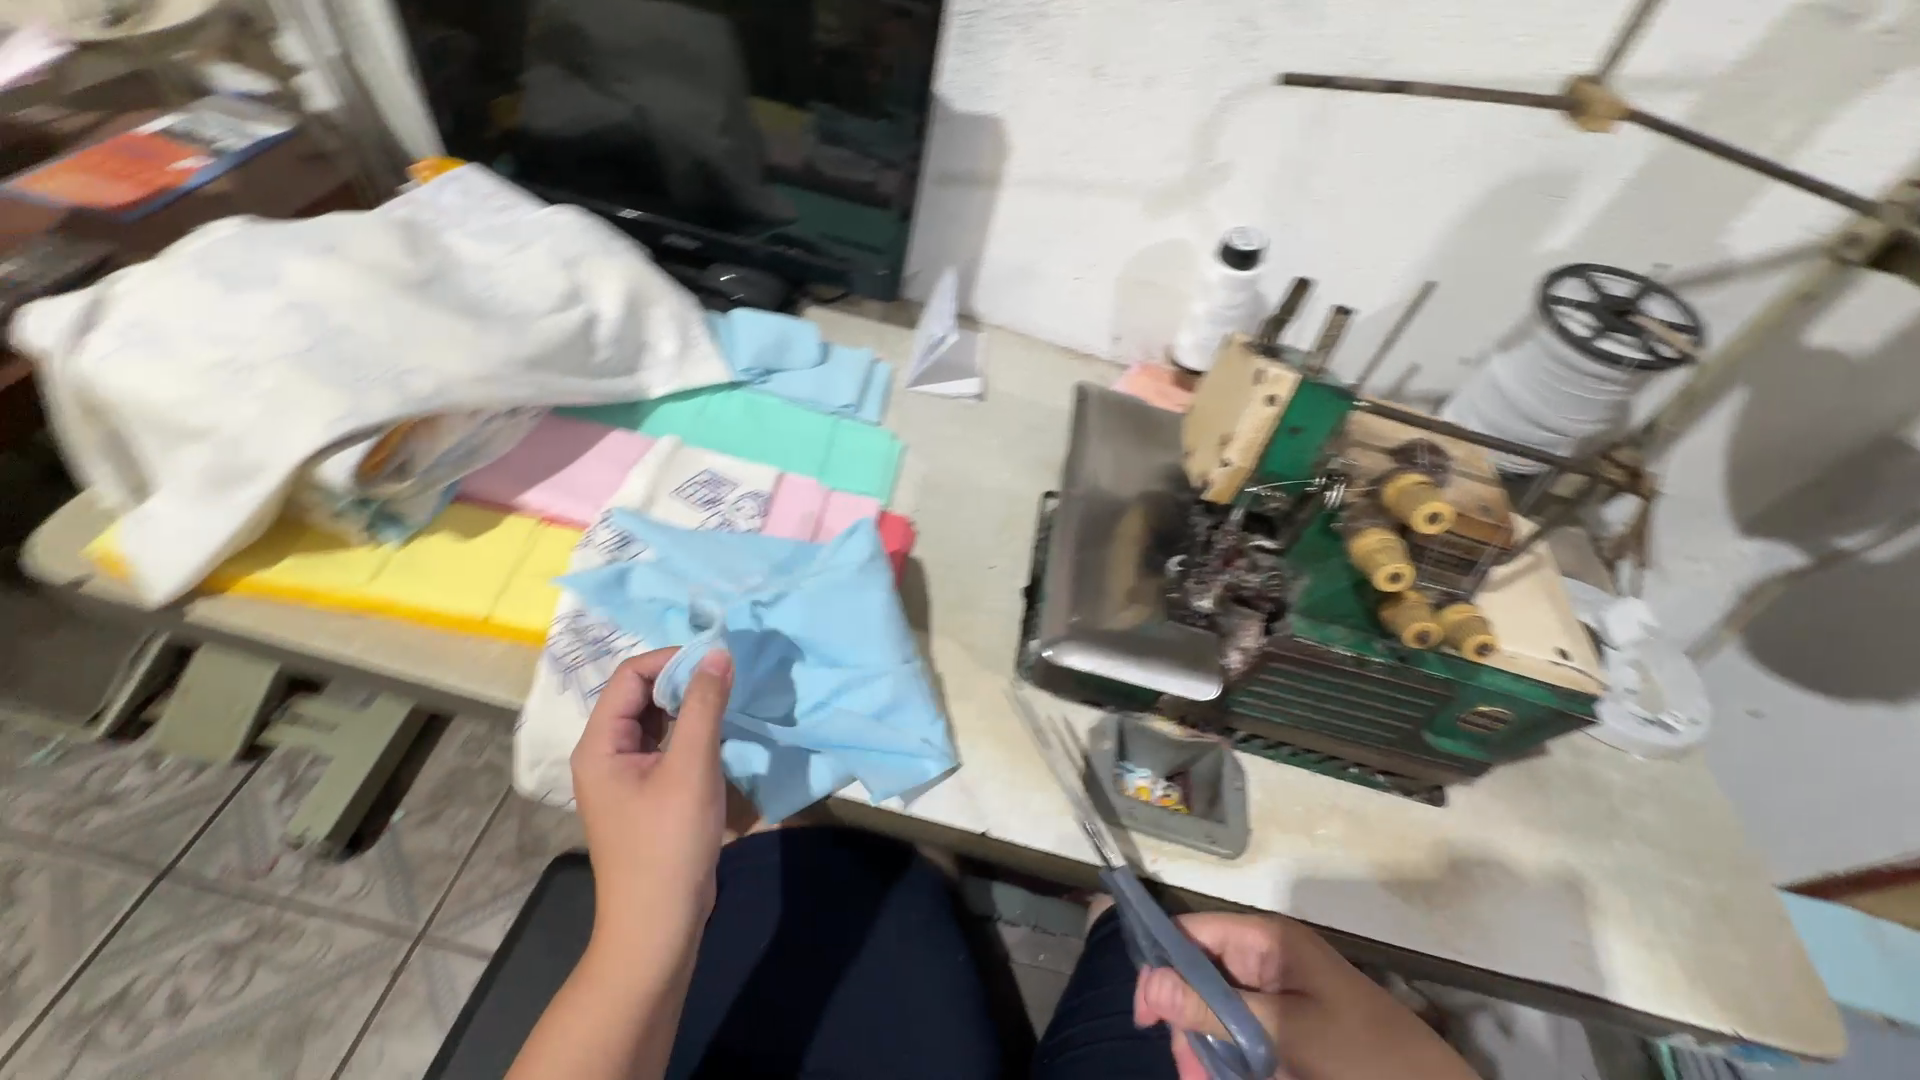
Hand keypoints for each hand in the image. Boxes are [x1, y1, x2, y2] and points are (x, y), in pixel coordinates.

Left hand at [570, 646, 734, 945]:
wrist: (659, 924)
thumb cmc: (668, 844)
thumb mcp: (692, 768)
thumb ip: (705, 706)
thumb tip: (719, 654)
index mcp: (600, 743)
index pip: (631, 676)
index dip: (673, 661)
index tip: (718, 662)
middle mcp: (605, 753)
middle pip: (641, 695)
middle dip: (685, 681)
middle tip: (730, 678)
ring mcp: (625, 776)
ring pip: (657, 721)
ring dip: (692, 707)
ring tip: (731, 701)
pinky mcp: (646, 794)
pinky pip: (667, 746)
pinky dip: (693, 733)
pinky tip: (723, 735)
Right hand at [1133, 912, 1478, 1079]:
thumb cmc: (1363, 1055)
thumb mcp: (1284, 1033)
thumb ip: (1214, 1010)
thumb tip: (1149, 984)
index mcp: (1267, 940)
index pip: (1192, 932)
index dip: (1161, 965)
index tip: (1143, 1016)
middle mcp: (1266, 958)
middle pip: (1200, 976)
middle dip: (1186, 1022)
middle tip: (1187, 1072)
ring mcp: (1277, 994)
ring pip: (1216, 1012)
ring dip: (1204, 1049)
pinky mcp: (1287, 1030)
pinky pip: (1240, 1036)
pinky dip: (1228, 1060)